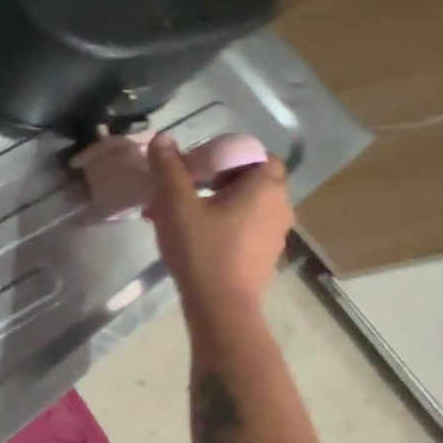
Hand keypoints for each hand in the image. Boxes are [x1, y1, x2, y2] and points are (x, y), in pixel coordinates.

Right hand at [144, 134, 292, 307]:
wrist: (221, 304)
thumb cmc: (201, 248)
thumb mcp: (176, 204)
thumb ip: (169, 169)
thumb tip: (163, 138)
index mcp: (265, 187)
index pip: (256, 153)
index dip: (225, 154)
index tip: (194, 167)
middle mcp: (279, 204)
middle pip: (250, 177)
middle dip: (215, 177)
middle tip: (181, 189)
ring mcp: (276, 231)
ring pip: (246, 202)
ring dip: (216, 200)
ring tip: (180, 214)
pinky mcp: (265, 252)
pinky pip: (246, 224)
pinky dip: (223, 221)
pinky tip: (194, 236)